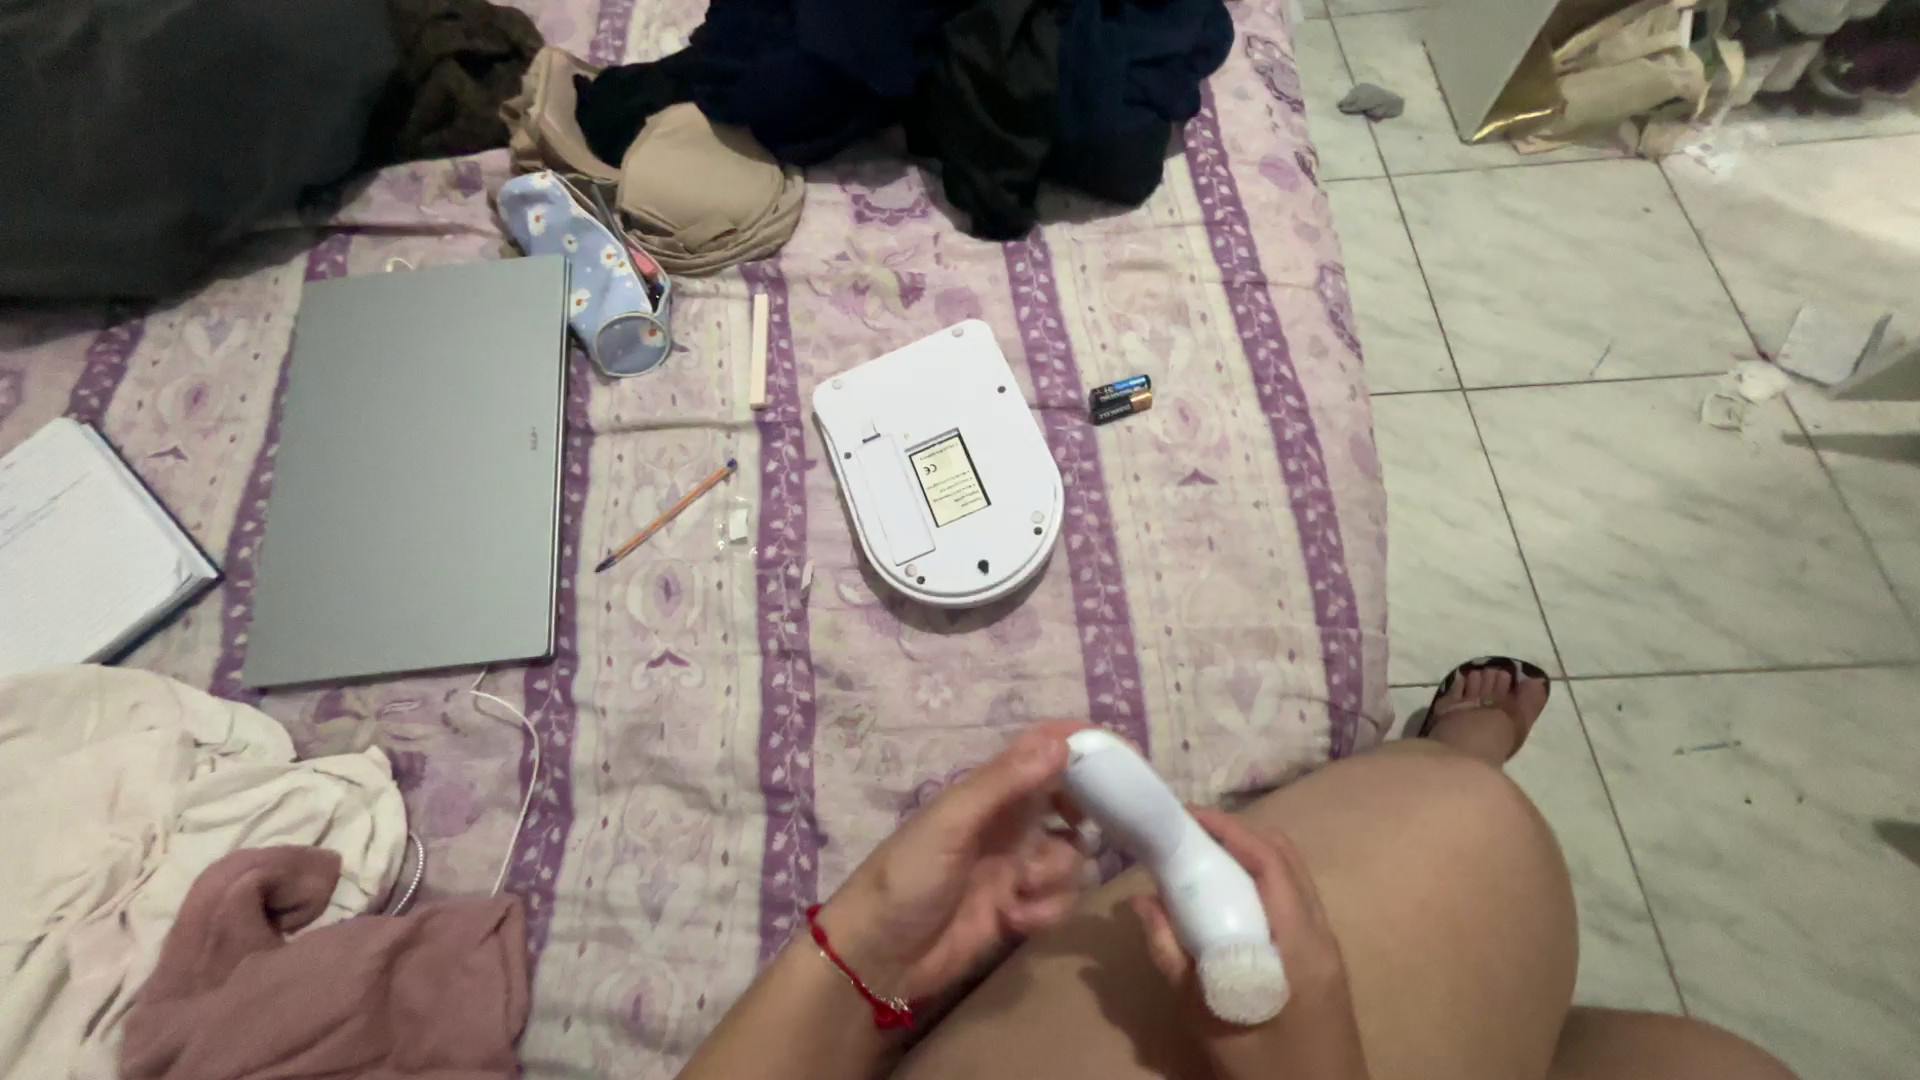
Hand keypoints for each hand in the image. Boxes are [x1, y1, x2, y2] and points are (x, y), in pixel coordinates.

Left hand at [813, 721, 1089, 1003]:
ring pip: (1070, 855)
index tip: (1123, 756)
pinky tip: (1016, 919)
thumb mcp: (952, 821)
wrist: (880, 956)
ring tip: (1021, 888)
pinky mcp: (1019, 907)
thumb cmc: (908, 875)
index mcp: (989, 789)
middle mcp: (1009, 820)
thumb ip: (1005, 782)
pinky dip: (1046, 909)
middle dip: (1081, 819)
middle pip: (1069, 803)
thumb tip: (1062, 742)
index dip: (1081, 744)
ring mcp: (1015, 864)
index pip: (1043, 750)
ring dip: (1056, 873)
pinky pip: (1059, 899)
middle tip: (1081, 831)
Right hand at [1129, 807, 1370, 1079]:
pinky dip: (1259, 875)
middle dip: (1236, 831)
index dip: (1230, 828)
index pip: (1270, 863)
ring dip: (1249, 850)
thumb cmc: (1265, 1072)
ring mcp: (1327, 945)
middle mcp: (1321, 934)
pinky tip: (1226, 890)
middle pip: (1285, 855)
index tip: (1186, 815)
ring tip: (1202, 851)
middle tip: (1188, 830)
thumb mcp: (1207, 1019)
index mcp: (1299, 946)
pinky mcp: (1322, 957)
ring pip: (1292, 871)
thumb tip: (1140, 901)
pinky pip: (1293, 894)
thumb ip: (1171, 957)